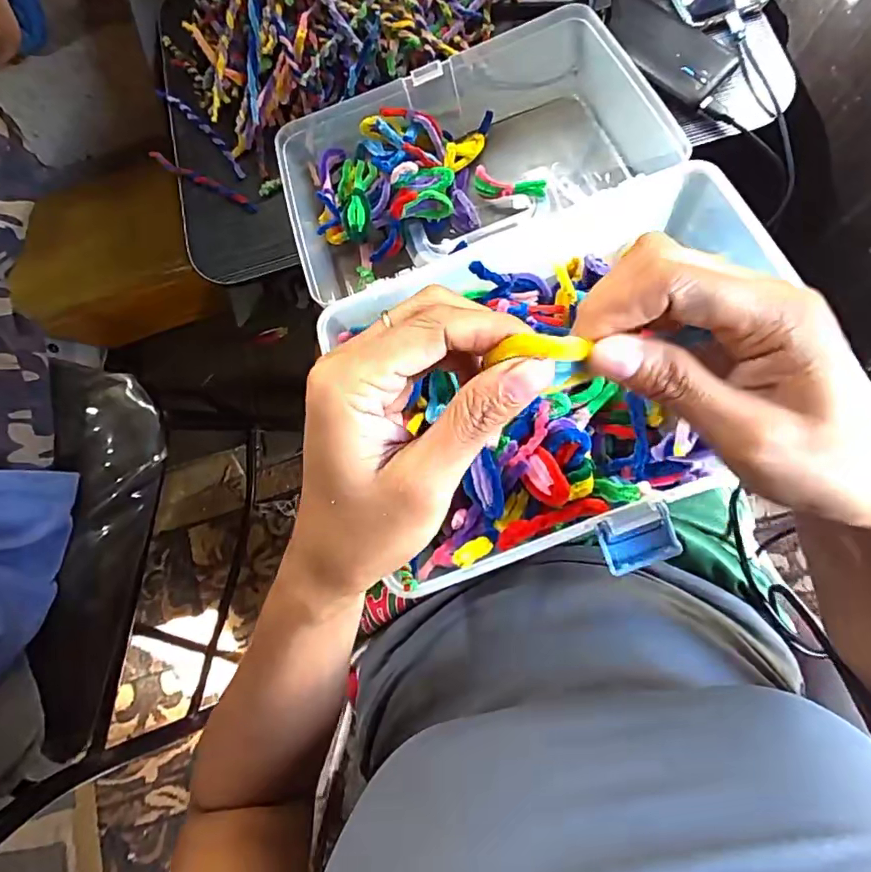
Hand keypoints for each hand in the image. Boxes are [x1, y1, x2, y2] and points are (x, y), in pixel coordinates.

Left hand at [291, 287, 557, 600]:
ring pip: (427, 324)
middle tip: (529, 364)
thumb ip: (477, 418)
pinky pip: (421, 350)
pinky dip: (458, 360)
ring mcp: (356, 368)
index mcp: (350, 380)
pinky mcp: (369, 381)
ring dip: (473, 342)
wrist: (328, 559)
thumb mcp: (427, 481)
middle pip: (428, 312)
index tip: (541, 352)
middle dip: (484, 329)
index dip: (492, 329)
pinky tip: (480, 389)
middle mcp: (347, 360)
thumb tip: (533, 369)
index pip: (431, 326)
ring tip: (508, 381)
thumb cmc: (368, 533)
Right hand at [572, 234, 870, 535]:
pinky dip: (637, 325)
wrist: (860, 488)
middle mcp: (760, 290)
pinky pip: (668, 302)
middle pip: (663, 259)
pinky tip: (632, 359)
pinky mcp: (729, 319)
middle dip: (613, 302)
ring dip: (621, 311)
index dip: (617, 305)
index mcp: (778, 312)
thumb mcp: (745, 438)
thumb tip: (598, 352)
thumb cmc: (818, 469)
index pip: (676, 275)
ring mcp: (745, 301)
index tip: (582, 352)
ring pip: (660, 273)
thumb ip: (674, 385)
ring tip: (606, 359)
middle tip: (587, 357)